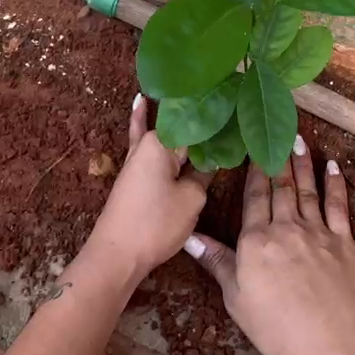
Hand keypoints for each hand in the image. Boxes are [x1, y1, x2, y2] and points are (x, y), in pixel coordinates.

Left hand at [80, 94, 210, 287]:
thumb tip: (215, 156)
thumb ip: (204, 173)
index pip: (195, 123)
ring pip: (166, 136)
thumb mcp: (191, 198)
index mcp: (160, 141)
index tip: (237, 111)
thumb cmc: (155, 223)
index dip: (217, 121)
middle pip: (180, 127)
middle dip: (201, 120)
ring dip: (182, 125)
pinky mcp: (134, 174)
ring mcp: (137, 158)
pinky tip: (141, 102)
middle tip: (229, 107)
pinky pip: (149, 144)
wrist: (117, 255)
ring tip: (204, 100)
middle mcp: (146, 143)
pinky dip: (145, 123)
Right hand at [185, 137, 354, 354]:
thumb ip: (218, 263)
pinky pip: (337, 205)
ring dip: (302, 164)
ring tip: (299, 140)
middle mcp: (286, 228)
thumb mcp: (237, 300)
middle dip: (277, 160)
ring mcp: (318, 232)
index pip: (254, 197)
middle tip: (277, 134)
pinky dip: (334, 184)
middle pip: (280, 187)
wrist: (335, 342)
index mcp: (256, 241)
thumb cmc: (278, 328)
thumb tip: (190, 237)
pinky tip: (332, 167)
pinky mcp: (344, 242)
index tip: (252, 148)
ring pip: (307, 190)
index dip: (253, 171)